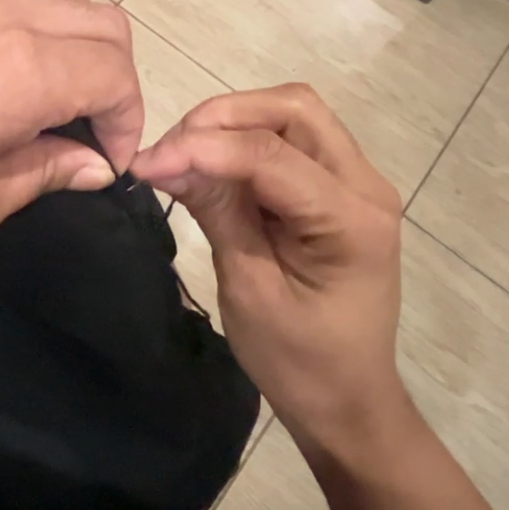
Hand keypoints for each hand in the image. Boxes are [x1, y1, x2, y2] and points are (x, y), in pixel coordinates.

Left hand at [0, 0, 143, 258]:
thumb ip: (39, 178)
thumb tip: (91, 164)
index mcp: (23, 74)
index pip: (115, 78)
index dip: (126, 121)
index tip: (104, 158)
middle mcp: (3, 6)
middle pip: (100, 21)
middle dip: (110, 77)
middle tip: (80, 123)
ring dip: (76, 11)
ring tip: (51, 54)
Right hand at [130, 84, 414, 464]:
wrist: (348, 401)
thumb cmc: (298, 361)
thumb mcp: (248, 288)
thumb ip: (215, 211)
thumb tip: (162, 158)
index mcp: (351, 219)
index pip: (270, 155)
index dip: (201, 148)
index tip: (143, 163)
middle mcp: (365, 185)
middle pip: (294, 108)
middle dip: (223, 116)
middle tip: (169, 149)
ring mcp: (356, 183)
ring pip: (292, 115)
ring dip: (233, 122)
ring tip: (183, 153)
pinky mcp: (338, 189)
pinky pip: (291, 141)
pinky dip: (245, 141)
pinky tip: (209, 164)